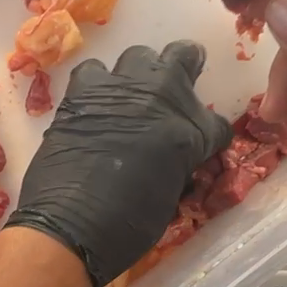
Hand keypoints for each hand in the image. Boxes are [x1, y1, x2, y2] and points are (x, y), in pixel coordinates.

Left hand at [6, 42, 233, 286]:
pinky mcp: (82, 92)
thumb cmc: (123, 229)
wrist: (69, 228)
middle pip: (182, 58)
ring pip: (138, 57)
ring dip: (137, 75)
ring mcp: (122, 90)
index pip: (216, 124)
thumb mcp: (166, 200)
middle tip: (168, 94)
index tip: (196, 146)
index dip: (206, 136)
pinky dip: (95, 87)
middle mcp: (162, 99)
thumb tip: (167, 162)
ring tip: (126, 98)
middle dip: (180, 70)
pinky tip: (91, 107)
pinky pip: (94, 72)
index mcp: (192, 133)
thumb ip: (174, 168)